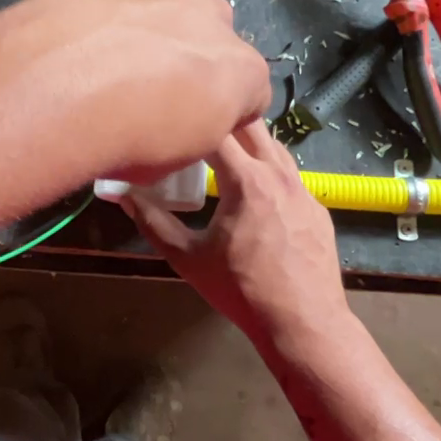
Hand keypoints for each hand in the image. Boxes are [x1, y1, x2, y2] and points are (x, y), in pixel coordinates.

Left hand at [0, 0, 270, 182]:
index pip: (249, 91)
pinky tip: (71, 39)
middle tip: (145, 90)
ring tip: (100, 62)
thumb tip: (171, 127)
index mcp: (240, 69)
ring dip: (143, 28)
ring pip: (160, 5)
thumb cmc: (126, 140)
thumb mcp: (169, 164)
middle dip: (187, 56)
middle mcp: (208, 16)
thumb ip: (186, 133)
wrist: (56, 90)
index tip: (191, 125)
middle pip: (209, 35)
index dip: (222, 111)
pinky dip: (100, 12)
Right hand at [121, 120, 344, 342]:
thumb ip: (153, 222)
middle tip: (196, 121)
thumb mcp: (187, 257)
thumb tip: (123, 196)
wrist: (304, 323)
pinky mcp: (317, 208)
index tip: (173, 120)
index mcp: (247, 181)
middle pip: (253, 125)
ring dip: (249, 140)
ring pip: (275, 147)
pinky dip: (268, 169)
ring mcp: (303, 190)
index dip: (193, 118)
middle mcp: (279, 175)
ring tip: (223, 145)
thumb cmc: (241, 290)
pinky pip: (289, 175)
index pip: (217, 130)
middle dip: (224, 117)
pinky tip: (253, 188)